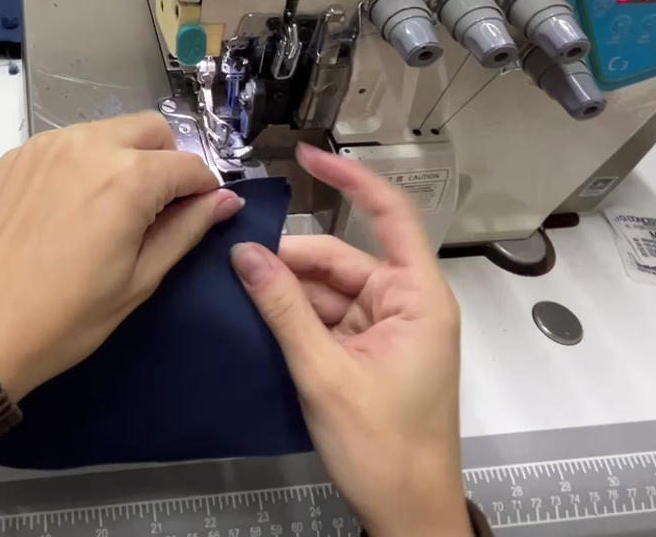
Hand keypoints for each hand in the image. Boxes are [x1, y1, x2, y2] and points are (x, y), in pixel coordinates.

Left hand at [0, 112, 242, 399]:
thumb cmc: (68, 315)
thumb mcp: (140, 279)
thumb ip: (187, 229)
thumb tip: (225, 199)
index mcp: (128, 176)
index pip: (189, 164)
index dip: (203, 189)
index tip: (198, 212)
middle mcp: (89, 143)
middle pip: (150, 128)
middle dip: (166, 159)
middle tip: (156, 207)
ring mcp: (48, 143)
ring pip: (108, 130)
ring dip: (124, 156)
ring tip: (109, 207)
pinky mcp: (18, 153)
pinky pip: (68, 142)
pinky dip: (84, 162)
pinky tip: (69, 205)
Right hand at [231, 143, 467, 536]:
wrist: (407, 518)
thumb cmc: (384, 450)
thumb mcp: (325, 373)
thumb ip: (283, 307)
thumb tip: (244, 253)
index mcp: (417, 298)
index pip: (390, 215)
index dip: (350, 179)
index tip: (308, 155)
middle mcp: (404, 301)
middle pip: (339, 255)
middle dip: (290, 260)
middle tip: (238, 264)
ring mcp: (385, 324)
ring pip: (325, 284)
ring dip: (286, 288)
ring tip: (241, 292)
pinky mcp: (367, 345)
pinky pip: (324, 310)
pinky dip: (293, 311)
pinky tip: (259, 312)